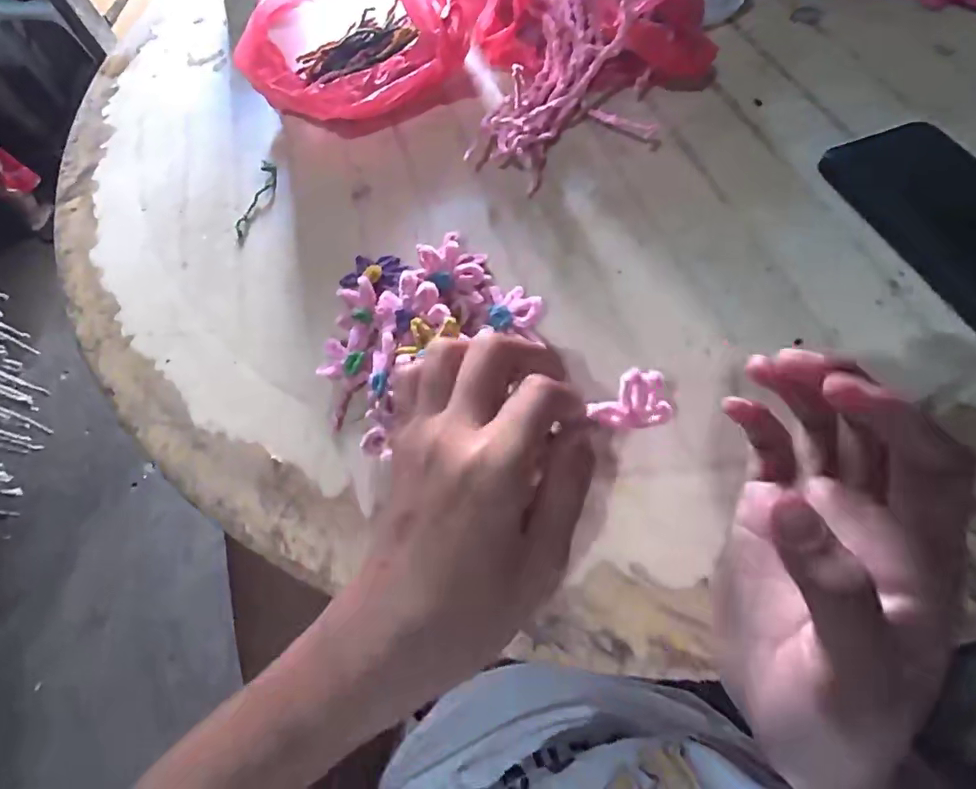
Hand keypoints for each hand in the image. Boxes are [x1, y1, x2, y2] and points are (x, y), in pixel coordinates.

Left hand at [325, 333, 594, 709]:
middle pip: (489, 349)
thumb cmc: (476, 608)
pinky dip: (439, 370)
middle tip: (549, 381)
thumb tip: (583, 433)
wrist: (393, 626)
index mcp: (494, 464)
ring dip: (481, 353)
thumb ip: (568, 488)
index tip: (578, 422)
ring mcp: (418, 429)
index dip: (570, 397)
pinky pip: (411, 377)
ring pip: (444, 350)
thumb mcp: (542, 562)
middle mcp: (452, 431)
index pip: (540, 390)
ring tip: (505, 381)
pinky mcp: (399, 438)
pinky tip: (461, 397)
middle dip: (531, 352)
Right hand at [714, 350, 975, 788]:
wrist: (792, 739)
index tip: (842, 391)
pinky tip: (736, 408)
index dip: (898, 415)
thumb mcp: (851, 672)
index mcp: (920, 551)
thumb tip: (785, 500)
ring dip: (799, 391)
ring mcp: (821, 512)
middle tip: (791, 361)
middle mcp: (877, 517)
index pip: (933, 461)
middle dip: (842, 383)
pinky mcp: (771, 515)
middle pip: (875, 428)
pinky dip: (758, 424)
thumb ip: (831, 589)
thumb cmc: (842, 719)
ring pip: (825, 430)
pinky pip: (771, 455)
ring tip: (761, 366)